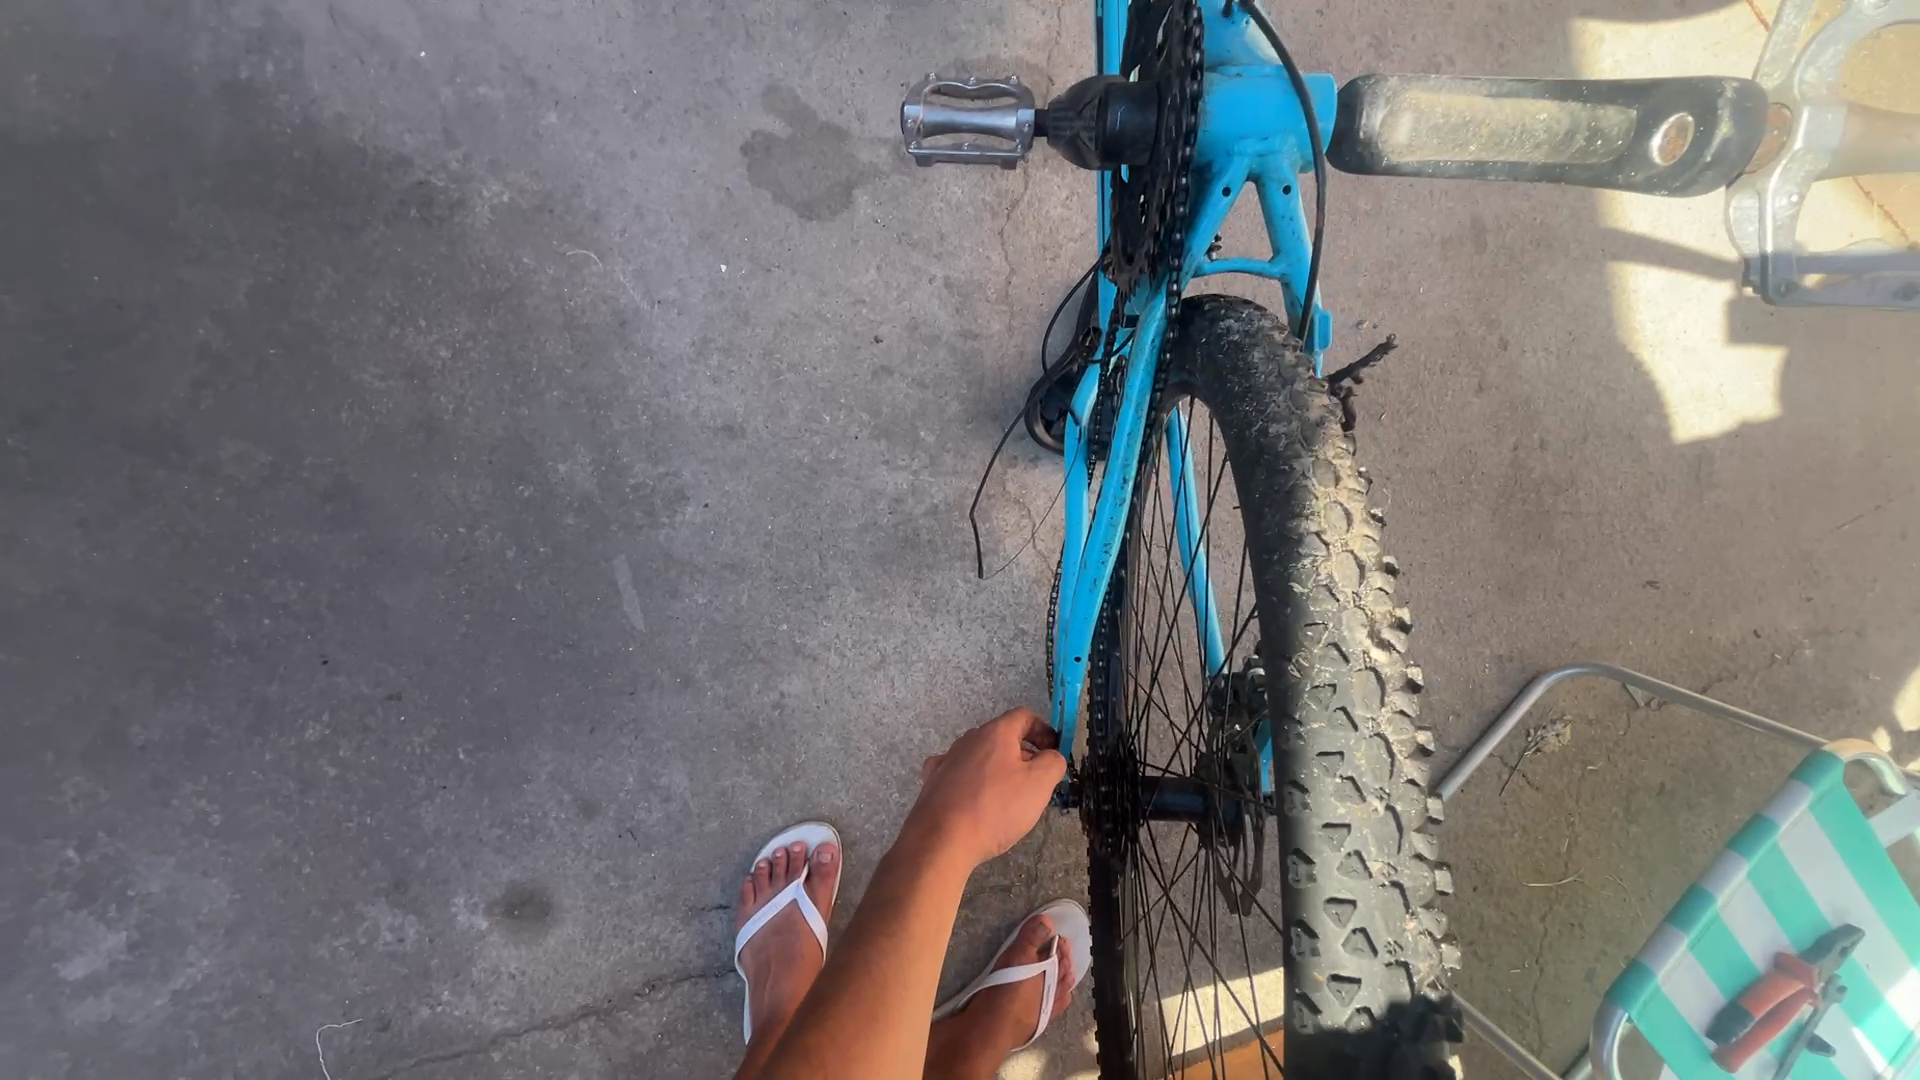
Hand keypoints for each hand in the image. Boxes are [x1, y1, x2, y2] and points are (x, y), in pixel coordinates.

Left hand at [905, 707, 1066, 870]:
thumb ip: (1053, 762)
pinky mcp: (933, 781)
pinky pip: (959, 773)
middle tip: (1036, 782)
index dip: (1043, 730)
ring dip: (999, 769)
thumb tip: (1051, 756)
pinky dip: (972, 781)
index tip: (1053, 752)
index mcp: (995, 733)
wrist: (942, 839)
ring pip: (981, 755)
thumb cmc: (995, 808)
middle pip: (1002, 736)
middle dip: (1023, 753)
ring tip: (1008, 798)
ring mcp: (947, 758)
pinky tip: (975, 800)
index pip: (1024, 716)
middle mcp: (969, 739)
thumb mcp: (1039, 784)